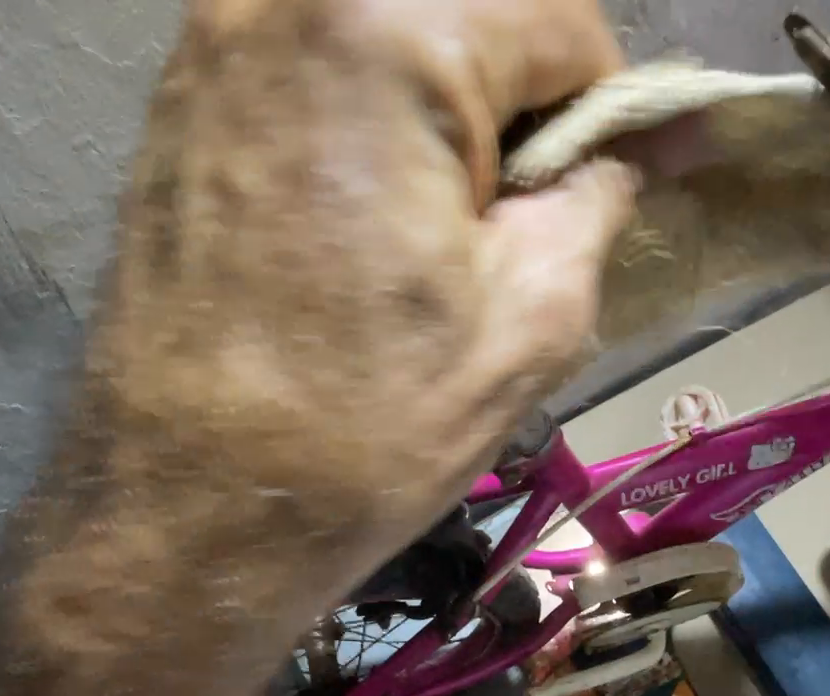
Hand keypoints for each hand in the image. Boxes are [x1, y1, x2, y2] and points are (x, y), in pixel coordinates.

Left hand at [4, 0, 636, 695]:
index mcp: (388, 27)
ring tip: (454, 229)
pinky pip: (320, 74)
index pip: (563, 20)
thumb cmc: (373, 427)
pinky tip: (379, 222)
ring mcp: (213, 44)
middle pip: (470, 13)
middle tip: (533, 216)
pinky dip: (377, 124)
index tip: (620, 183)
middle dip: (528, 105)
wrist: (196, 512)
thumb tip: (649, 143)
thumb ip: (598, 197)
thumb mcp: (532, 320)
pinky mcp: (179, 105)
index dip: (614, 108)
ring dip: (451, 116)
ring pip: (391, 35)